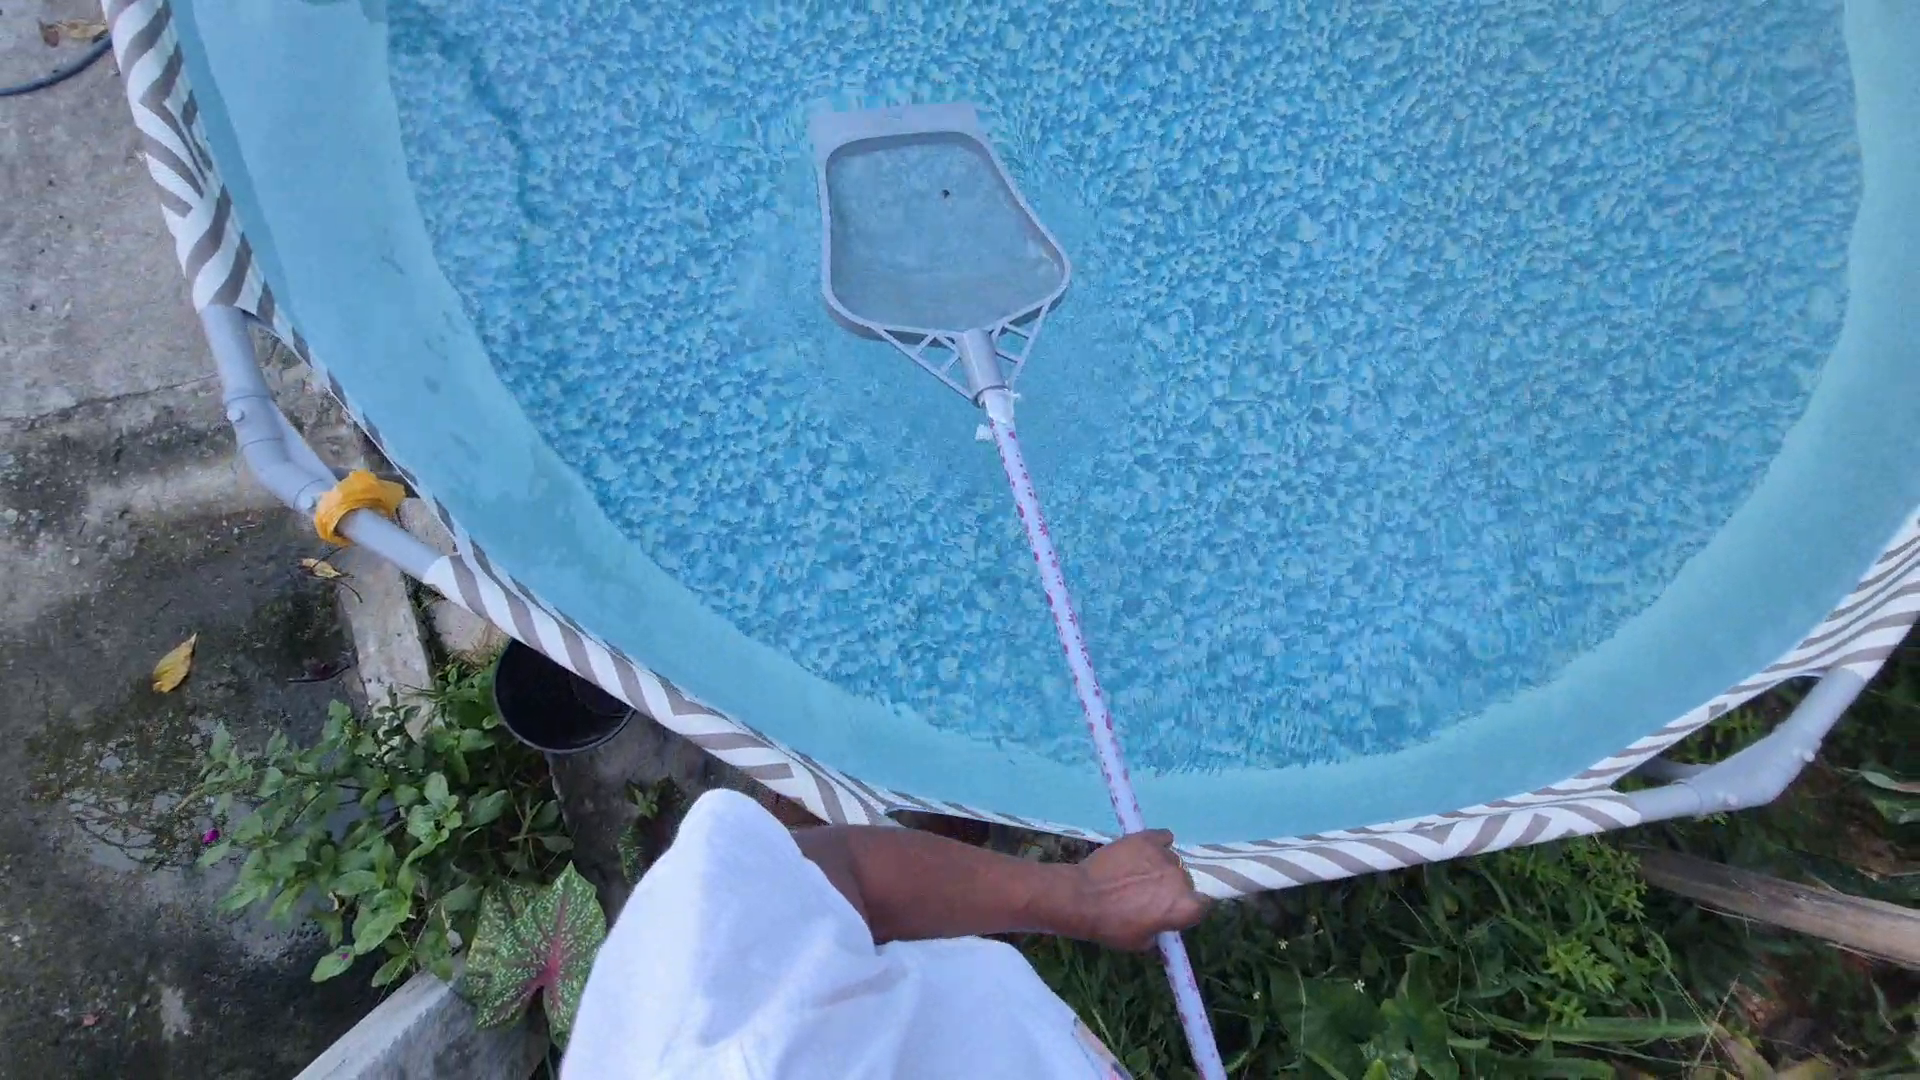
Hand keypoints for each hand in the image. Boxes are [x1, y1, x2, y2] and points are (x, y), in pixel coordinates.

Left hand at [1070, 829, 1210, 950]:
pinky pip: (1163, 836)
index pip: (1203, 904)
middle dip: (1173, 887)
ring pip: (1172, 859)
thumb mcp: (1143, 941)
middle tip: (1152, 892)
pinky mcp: (1146, 838)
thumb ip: (1161, 927)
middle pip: (1187, 880)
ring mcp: (1163, 855)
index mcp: (1185, 907)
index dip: (1190, 907)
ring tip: (1141, 871)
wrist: (1084, 897)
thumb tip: (1161, 919)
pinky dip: (1159, 842)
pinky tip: (1147, 848)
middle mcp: (1180, 878)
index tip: (1176, 908)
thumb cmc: (1112, 926)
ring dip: (1162, 866)